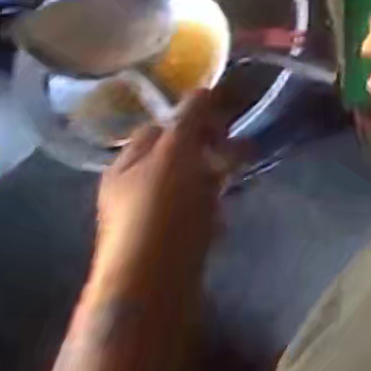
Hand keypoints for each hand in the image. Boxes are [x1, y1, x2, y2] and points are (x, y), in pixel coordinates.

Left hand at [92, 89, 233, 288]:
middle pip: (177, 150)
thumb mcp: (176, 153)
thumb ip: (190, 119)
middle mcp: (135, 185)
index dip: (191, 114)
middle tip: (238, 138)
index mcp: (126, 163)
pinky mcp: (176, 234)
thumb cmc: (161, 209)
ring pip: (192, 175)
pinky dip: (218, 192)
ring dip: (218, 164)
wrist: (155, 281)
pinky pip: (200, 201)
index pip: (160, 125)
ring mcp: (155, 212)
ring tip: (244, 164)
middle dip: (210, 140)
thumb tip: (204, 88)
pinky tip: (233, 194)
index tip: (226, 111)